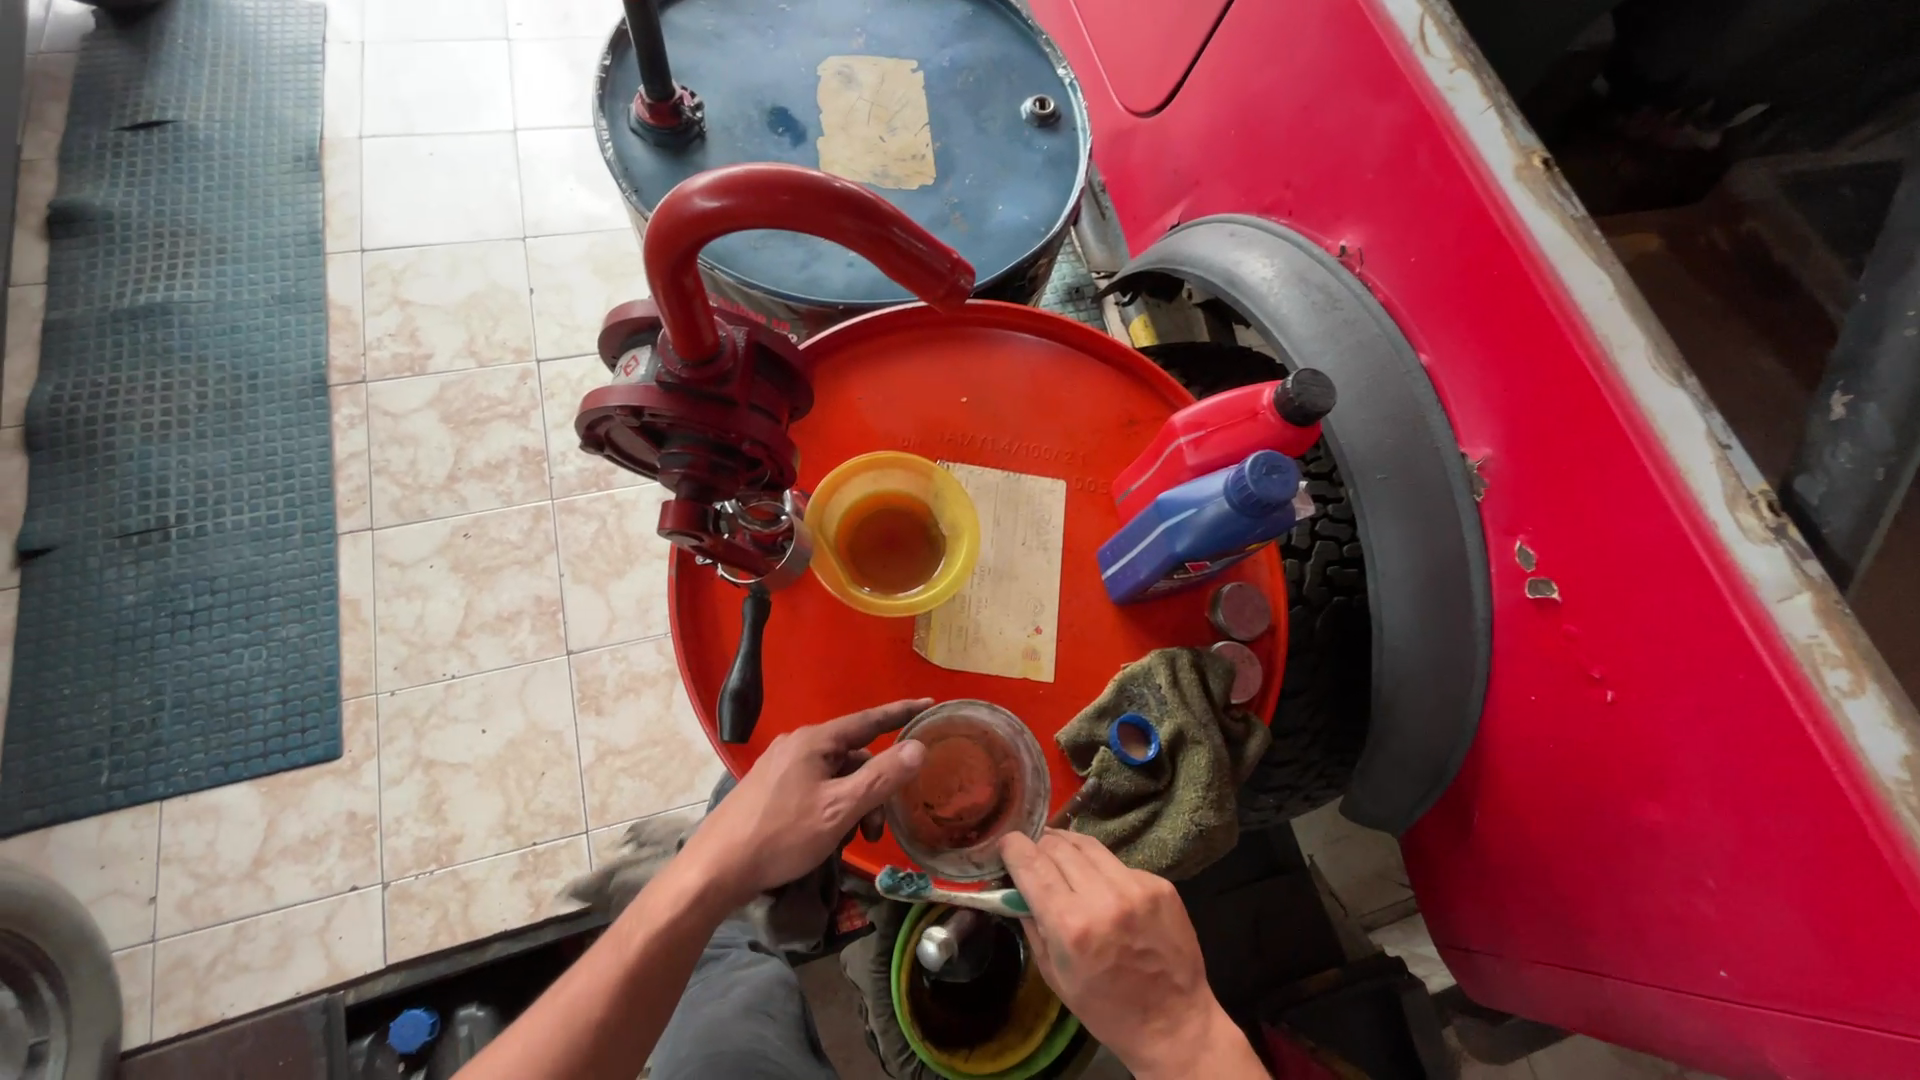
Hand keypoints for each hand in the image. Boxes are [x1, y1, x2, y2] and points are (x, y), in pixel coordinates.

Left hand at [680, 699, 931, 906]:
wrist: (716, 870)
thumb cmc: (781, 836)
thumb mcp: (839, 809)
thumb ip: (881, 777)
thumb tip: (918, 747)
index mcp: (815, 741)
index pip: (869, 719)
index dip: (902, 712)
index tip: (931, 704)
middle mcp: (799, 745)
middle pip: (854, 756)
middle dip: (875, 789)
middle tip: (879, 829)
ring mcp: (782, 767)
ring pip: (836, 776)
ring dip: (854, 804)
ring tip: (854, 840)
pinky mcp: (771, 789)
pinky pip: (817, 788)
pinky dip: (834, 808)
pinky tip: (831, 837)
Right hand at [999, 830, 1259, 1078]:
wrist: (1173, 1022)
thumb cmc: (1105, 1008)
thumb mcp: (1053, 973)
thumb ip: (1032, 922)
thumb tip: (1014, 886)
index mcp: (1071, 925)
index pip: (1032, 864)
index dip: (1013, 847)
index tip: (1005, 843)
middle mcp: (1104, 898)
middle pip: (1058, 846)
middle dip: (1039, 846)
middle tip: (1032, 854)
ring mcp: (1136, 887)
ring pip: (1088, 844)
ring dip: (1068, 847)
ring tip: (1060, 856)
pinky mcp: (1159, 884)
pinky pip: (1117, 862)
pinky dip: (1101, 868)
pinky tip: (1101, 886)